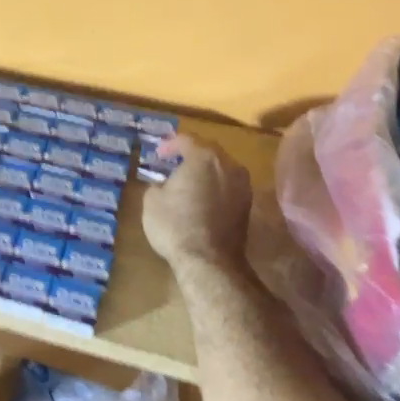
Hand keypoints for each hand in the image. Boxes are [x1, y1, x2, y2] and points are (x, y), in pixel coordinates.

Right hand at [142, 134, 252, 269]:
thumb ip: (158, 184)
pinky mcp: (247, 205)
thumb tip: (164, 184)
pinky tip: (202, 198)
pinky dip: (215, 187)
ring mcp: (242, 185)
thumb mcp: (152, 201)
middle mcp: (229, 165)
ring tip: (189, 181)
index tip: (158, 154)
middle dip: (191, 154)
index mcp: (204, 158)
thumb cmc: (176, 225)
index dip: (170, 144)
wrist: (209, 260)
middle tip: (174, 162)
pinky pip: (228, 186)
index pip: (187, 140)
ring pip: (222, 168)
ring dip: (205, 171)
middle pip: (209, 151)